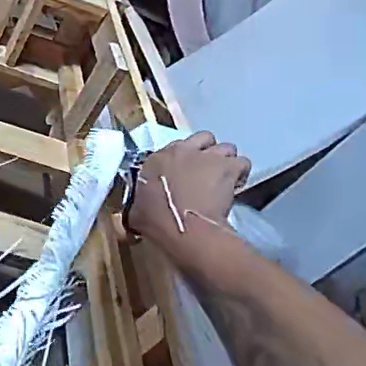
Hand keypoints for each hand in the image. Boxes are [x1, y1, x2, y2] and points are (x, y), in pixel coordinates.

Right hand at [128, 130, 250, 248]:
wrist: (183, 226)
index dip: (185, 159)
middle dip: (209, 151)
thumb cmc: (155, 221)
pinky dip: (242, 174)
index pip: (175, 147)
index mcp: (157, 158)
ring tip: (226, 179)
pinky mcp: (227, 167)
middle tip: (209, 171)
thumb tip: (123, 222)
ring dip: (227, 161)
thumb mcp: (135, 212)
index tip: (187, 173)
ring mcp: (206, 156)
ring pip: (227, 148)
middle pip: (204, 138)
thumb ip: (135, 208)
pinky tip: (238, 186)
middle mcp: (182, 150)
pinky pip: (243, 163)